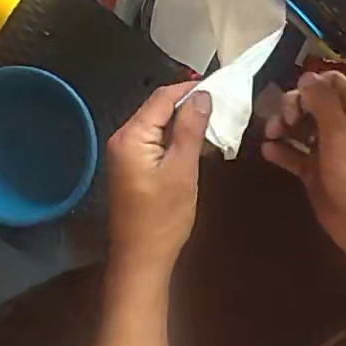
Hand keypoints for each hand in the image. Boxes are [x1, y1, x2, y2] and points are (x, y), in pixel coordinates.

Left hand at [108, 82, 210, 276]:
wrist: (142, 258)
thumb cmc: (164, 217)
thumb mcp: (182, 170)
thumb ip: (191, 129)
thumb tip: (203, 95)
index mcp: (131, 136)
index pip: (162, 98)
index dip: (191, 88)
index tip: (221, 87)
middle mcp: (123, 139)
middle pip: (158, 109)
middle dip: (189, 105)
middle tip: (223, 106)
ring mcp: (125, 154)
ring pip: (158, 126)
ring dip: (185, 123)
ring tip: (216, 124)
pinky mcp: (133, 168)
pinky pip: (156, 143)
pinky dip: (176, 140)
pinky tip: (198, 145)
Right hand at [261, 70, 345, 254]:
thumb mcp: (339, 130)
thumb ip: (322, 101)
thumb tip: (306, 76)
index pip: (332, 83)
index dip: (311, 85)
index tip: (295, 98)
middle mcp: (343, 126)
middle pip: (312, 104)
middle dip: (292, 107)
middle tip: (283, 120)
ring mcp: (328, 150)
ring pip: (301, 129)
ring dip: (283, 127)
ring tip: (270, 134)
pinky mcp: (314, 172)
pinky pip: (295, 155)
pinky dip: (281, 151)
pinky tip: (267, 150)